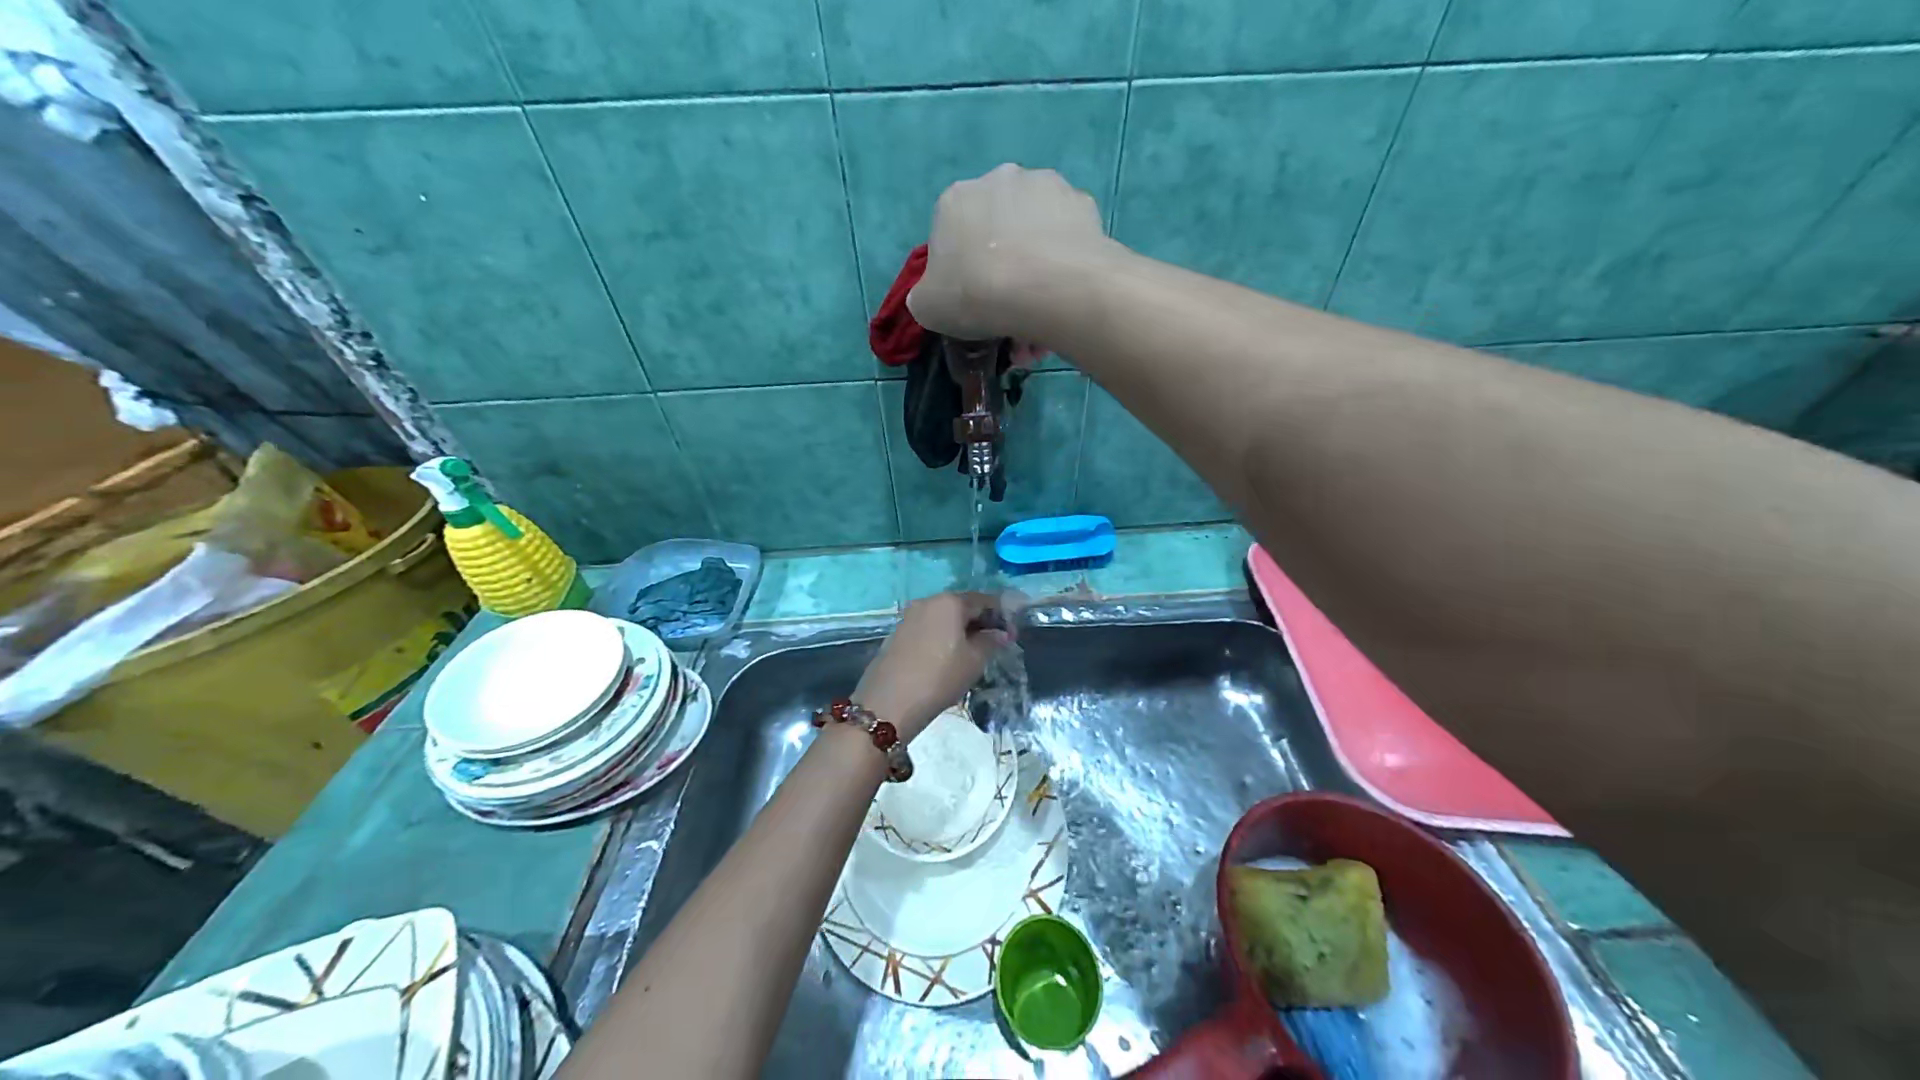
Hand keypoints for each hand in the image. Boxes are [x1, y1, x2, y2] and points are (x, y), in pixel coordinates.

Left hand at [852, 592, 1008, 741]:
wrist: (889, 702)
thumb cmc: (939, 677)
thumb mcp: (974, 661)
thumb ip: (991, 642)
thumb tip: (1001, 634)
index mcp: (950, 602)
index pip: (984, 600)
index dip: (1002, 615)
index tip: (1012, 634)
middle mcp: (928, 601)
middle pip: (962, 605)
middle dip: (981, 621)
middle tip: (995, 643)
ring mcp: (910, 616)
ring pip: (944, 617)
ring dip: (961, 629)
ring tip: (973, 652)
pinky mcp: (898, 633)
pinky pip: (929, 627)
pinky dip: (943, 636)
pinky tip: (948, 656)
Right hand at [908, 164, 1113, 342]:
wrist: (1045, 287)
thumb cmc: (974, 294)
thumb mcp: (927, 307)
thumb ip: (927, 295)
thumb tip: (936, 294)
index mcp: (954, 200)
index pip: (952, 236)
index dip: (962, 274)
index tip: (972, 304)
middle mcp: (999, 179)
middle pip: (997, 232)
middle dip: (1002, 271)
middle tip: (1009, 315)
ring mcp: (1046, 186)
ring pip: (1035, 236)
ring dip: (1035, 272)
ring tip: (1041, 319)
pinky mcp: (1084, 203)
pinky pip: (1068, 242)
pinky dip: (1065, 268)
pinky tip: (1064, 301)